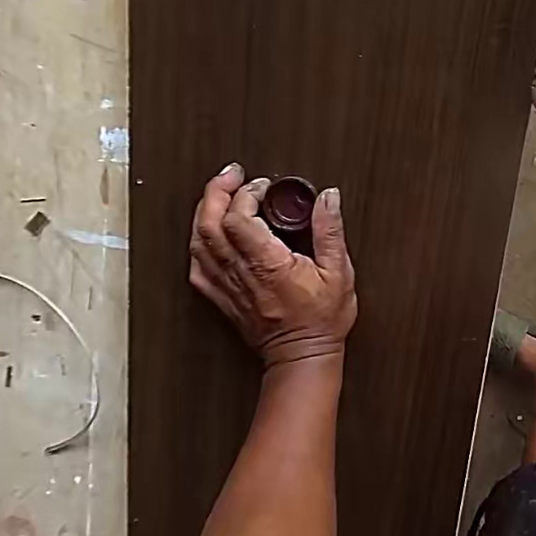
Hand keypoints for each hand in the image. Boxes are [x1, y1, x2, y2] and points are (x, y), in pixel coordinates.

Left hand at [188, 165, 356, 366]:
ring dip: (204, 212)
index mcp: (267, 264)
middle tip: (232, 176)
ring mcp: (227, 285)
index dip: (245, 194)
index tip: (263, 187)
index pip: (238, 219)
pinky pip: (196, 266)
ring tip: (220, 196)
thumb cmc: (321, 322)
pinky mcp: (221, 296)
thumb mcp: (338, 273)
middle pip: (209, 224)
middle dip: (216, 192)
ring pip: (198, 241)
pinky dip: (198, 242)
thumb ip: (330, 231)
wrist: (302, 359)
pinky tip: (209, 233)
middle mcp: (241, 273)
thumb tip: (328, 198)